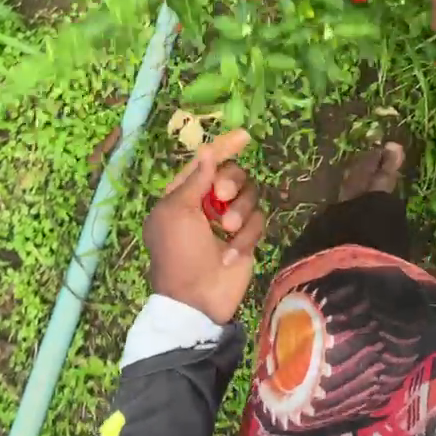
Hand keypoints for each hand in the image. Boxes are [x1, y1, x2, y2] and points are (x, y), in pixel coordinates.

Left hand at [143, 129, 266, 323]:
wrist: (197, 299)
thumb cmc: (178, 253)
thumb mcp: (177, 212)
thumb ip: (196, 179)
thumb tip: (208, 151)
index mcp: (182, 194)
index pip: (206, 161)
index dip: (224, 146)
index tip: (244, 136)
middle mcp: (206, 203)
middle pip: (232, 174)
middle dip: (231, 182)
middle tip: (222, 197)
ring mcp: (228, 220)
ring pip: (249, 195)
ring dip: (239, 212)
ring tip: (227, 231)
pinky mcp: (246, 238)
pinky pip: (258, 221)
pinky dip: (245, 237)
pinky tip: (231, 254)